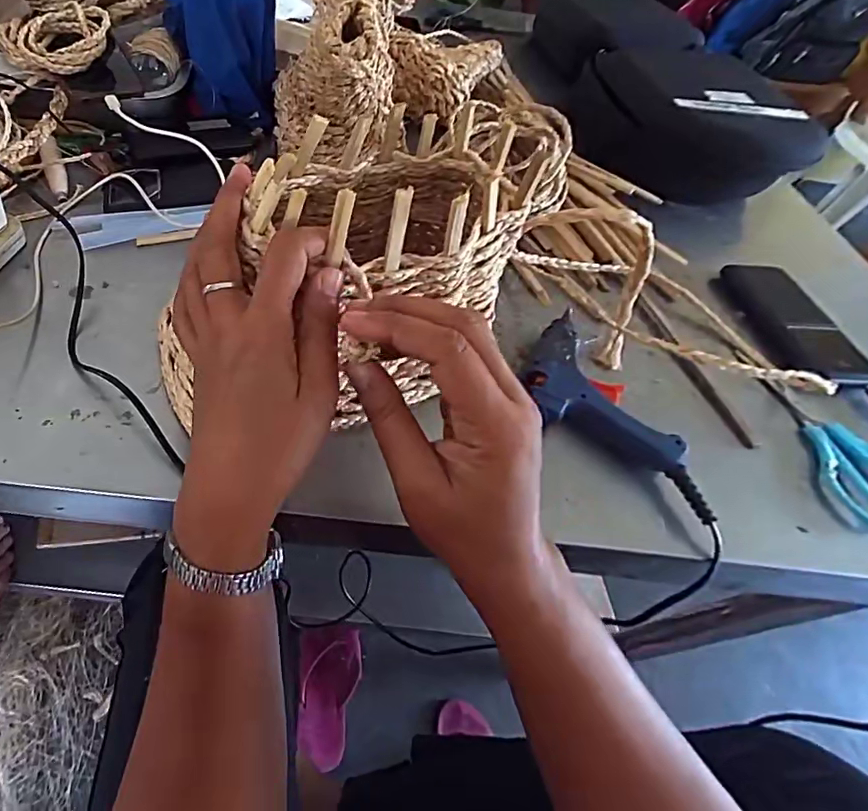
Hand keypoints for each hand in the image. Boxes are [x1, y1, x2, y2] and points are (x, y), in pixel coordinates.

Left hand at [170, 161, 342, 570]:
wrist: (228, 488)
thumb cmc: (280, 446)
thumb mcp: (319, 390)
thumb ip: (320, 327)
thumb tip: (329, 275)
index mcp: (260, 331)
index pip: (280, 259)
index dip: (305, 238)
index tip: (329, 243)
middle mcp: (223, 324)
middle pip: (216, 250)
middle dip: (227, 206)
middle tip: (242, 175)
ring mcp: (202, 338)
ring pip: (192, 270)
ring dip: (206, 232)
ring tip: (222, 208)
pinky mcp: (194, 353)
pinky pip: (184, 299)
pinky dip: (193, 270)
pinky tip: (203, 267)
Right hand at [340, 296, 559, 601]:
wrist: (509, 557)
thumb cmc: (463, 533)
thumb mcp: (415, 483)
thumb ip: (388, 418)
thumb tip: (358, 365)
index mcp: (497, 423)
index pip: (449, 349)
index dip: (397, 327)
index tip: (353, 322)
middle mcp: (514, 397)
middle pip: (464, 325)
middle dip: (406, 310)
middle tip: (356, 310)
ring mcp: (515, 392)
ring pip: (470, 328)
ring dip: (419, 314)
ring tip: (371, 316)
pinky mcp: (504, 393)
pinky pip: (469, 346)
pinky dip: (431, 332)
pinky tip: (398, 336)